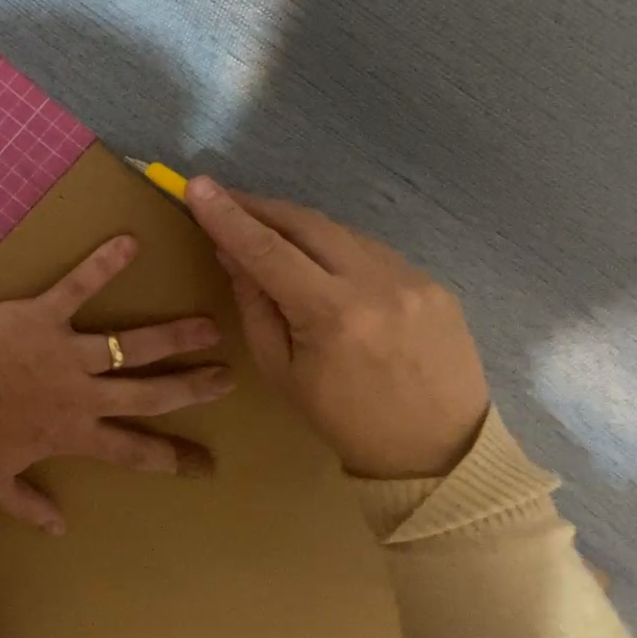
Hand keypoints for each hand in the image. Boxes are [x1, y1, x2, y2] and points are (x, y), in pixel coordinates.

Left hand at [0, 235, 232, 533]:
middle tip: (227, 378)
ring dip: (172, 335)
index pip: (133, 451)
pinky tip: (128, 241)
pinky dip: (102, 264)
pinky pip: (77, 286)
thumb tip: (59, 530)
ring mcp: (66, 351)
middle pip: (149, 393)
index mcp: (72, 433)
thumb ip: (28, 507)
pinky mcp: (43, 315)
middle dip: (191, 388)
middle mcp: (81, 393)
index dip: (171, 458)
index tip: (206, 463)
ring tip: (208, 325)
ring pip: (131, 344)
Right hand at [183, 177, 489, 478]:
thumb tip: (231, 252)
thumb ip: (254, 304)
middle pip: (305, 223)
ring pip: (338, 231)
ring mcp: (412, 279)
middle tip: (222, 199)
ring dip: (295, 225)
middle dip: (259, 207)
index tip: (196, 186)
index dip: (227, 215)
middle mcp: (377, 284)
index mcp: (333, 314)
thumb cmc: (343, 418)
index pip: (267, 249)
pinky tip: (316, 260)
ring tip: (264, 231)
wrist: (439, 451)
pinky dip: (332, 246)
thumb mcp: (279, 369)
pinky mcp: (433, 282)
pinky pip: (368, 249)